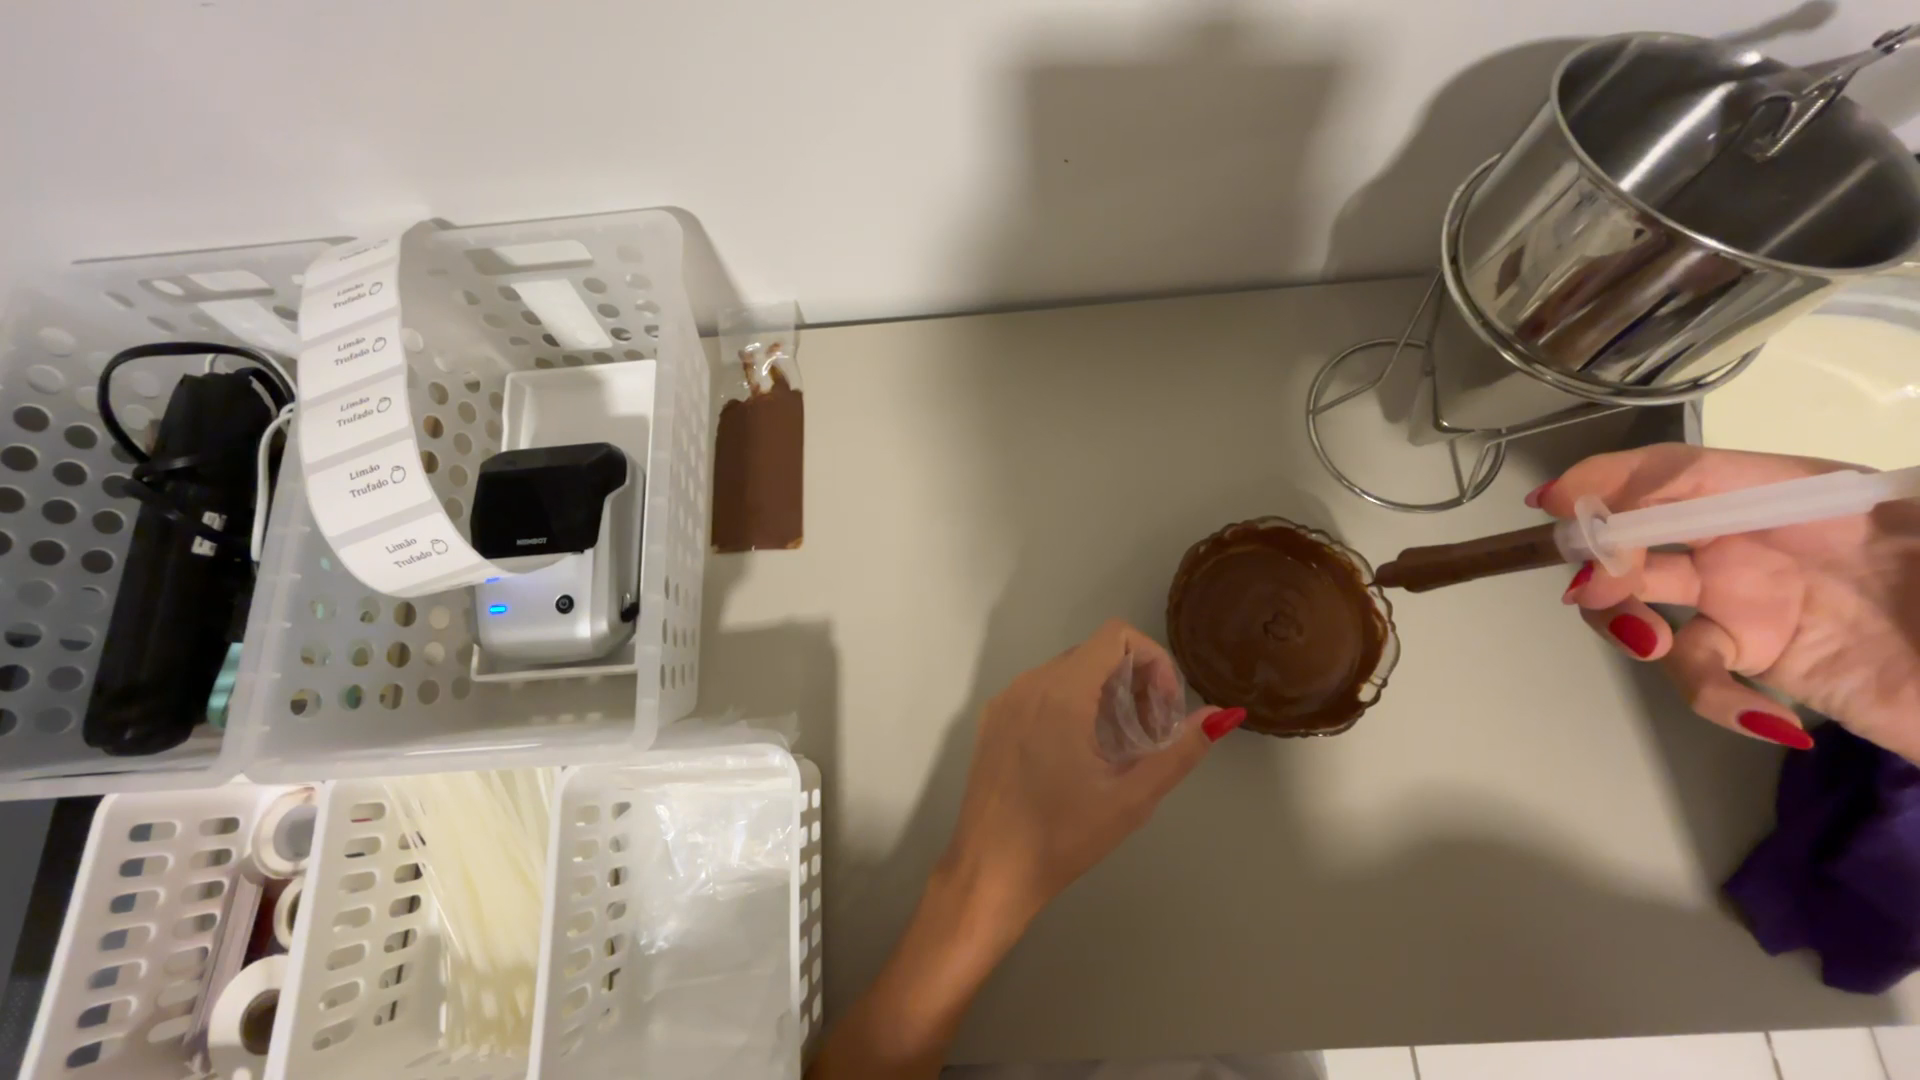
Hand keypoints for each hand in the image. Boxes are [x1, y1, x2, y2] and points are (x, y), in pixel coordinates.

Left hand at [945, 617, 1244, 921]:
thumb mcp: (1131, 797)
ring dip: (1105, 696)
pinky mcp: (993, 720)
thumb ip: (1179, 750)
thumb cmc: (1062, 836)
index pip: (1117, 635)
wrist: (989, 870)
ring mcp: (1006, 700)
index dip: (1154, 661)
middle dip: (1134, 683)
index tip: (1165, 711)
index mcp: (1061, 692)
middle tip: (1152, 736)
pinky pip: (1041, 691)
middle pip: (1094, 653)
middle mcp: (1029, 683)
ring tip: (1121, 750)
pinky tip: (1082, 755)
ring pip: (1068, 672)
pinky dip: (1072, 705)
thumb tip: (1222, 715)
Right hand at [1541, 444, 1919, 758]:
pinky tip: (1769, 718)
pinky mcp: (1756, 664)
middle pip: (1632, 540)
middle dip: (1599, 561)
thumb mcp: (1912, 518)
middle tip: (1603, 592)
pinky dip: (1714, 698)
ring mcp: (1745, 605)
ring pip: (1636, 605)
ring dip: (1624, 624)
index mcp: (1787, 494)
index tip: (1556, 505)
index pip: (1676, 471)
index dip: (1608, 480)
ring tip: (1657, 646)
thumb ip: (1800, 507)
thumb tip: (1657, 525)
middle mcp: (1747, 543)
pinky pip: (1696, 674)